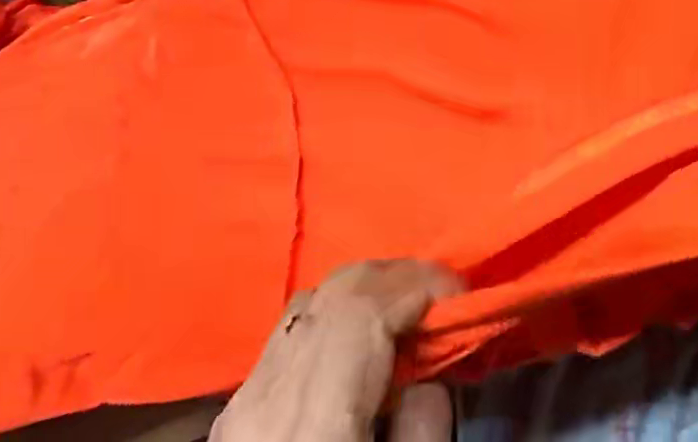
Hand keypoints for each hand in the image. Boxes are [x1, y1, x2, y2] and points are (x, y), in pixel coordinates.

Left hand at [210, 260, 464, 441]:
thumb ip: (425, 420)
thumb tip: (424, 369)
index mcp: (313, 422)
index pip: (366, 307)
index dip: (423, 283)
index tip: (463, 295)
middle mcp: (269, 397)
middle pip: (338, 290)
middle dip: (401, 276)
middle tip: (443, 297)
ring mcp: (242, 401)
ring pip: (312, 299)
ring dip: (369, 290)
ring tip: (407, 312)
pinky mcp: (234, 411)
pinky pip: (292, 330)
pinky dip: (337, 314)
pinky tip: (361, 343)